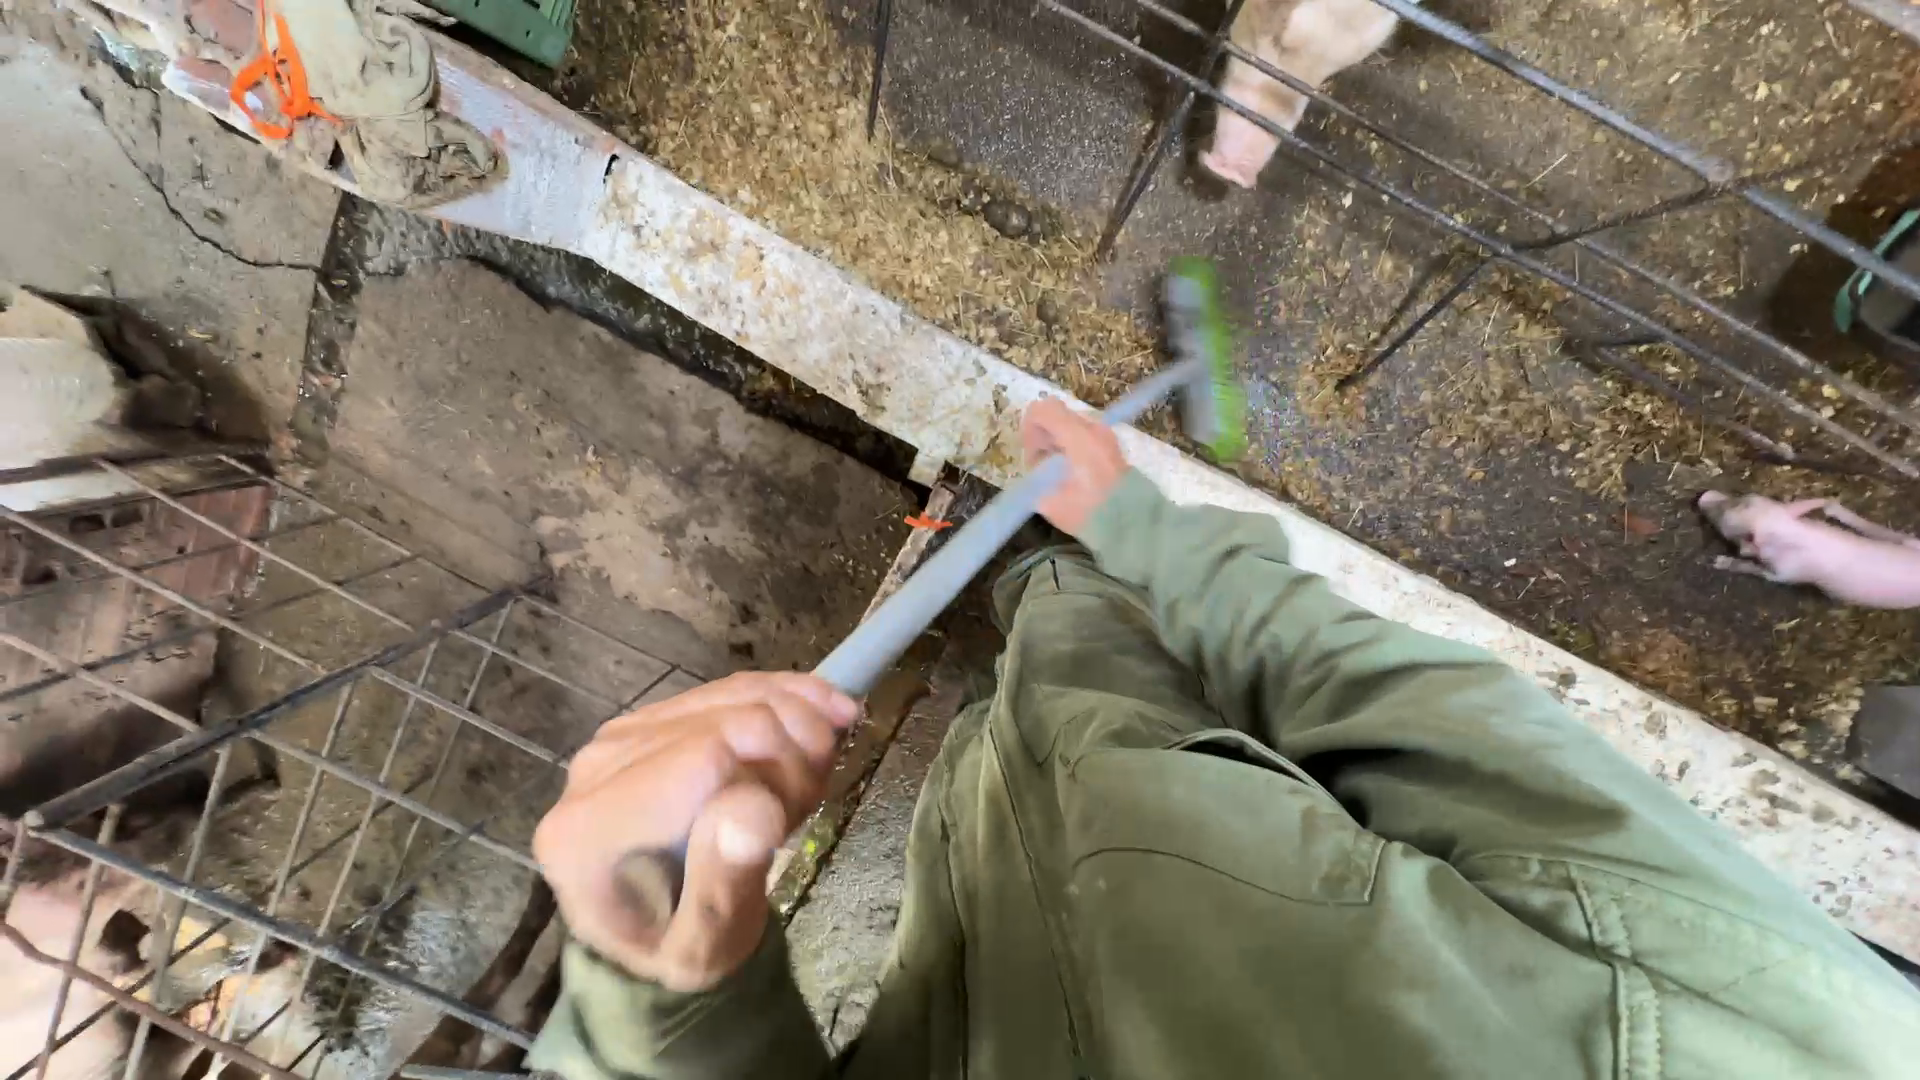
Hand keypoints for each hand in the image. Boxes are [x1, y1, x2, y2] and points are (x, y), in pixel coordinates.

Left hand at [532, 672, 858, 990]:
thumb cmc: (678, 946)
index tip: (802, 811)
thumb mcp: (703, 946)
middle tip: (813, 799)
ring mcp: (627, 735)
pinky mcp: (657, 719)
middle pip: (728, 716)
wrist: (656, 933)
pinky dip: (791, 695)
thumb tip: (755, 807)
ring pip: (737, 693)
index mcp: (594, 827)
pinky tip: (831, 708)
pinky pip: (734, 688)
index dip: (776, 768)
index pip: (707, 752)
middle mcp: (599, 767)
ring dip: (800, 719)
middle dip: (794, 750)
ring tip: (821, 765)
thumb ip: (722, 882)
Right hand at [1022, 398, 1127, 536]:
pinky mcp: (1111, 445)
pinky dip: (1070, 446)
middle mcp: (1093, 428)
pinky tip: (1071, 472)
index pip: (1042, 410)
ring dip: (1056, 442)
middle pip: (1056, 415)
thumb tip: (1035, 472)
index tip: (1033, 457)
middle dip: (1042, 437)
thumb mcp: (1050, 502)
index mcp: (1078, 437)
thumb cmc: (1090, 512)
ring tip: (1056, 472)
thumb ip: (1035, 480)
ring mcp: (1105, 435)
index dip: (1029, 429)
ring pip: (1069, 424)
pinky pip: (1082, 434)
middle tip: (1041, 467)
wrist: (1132, 522)